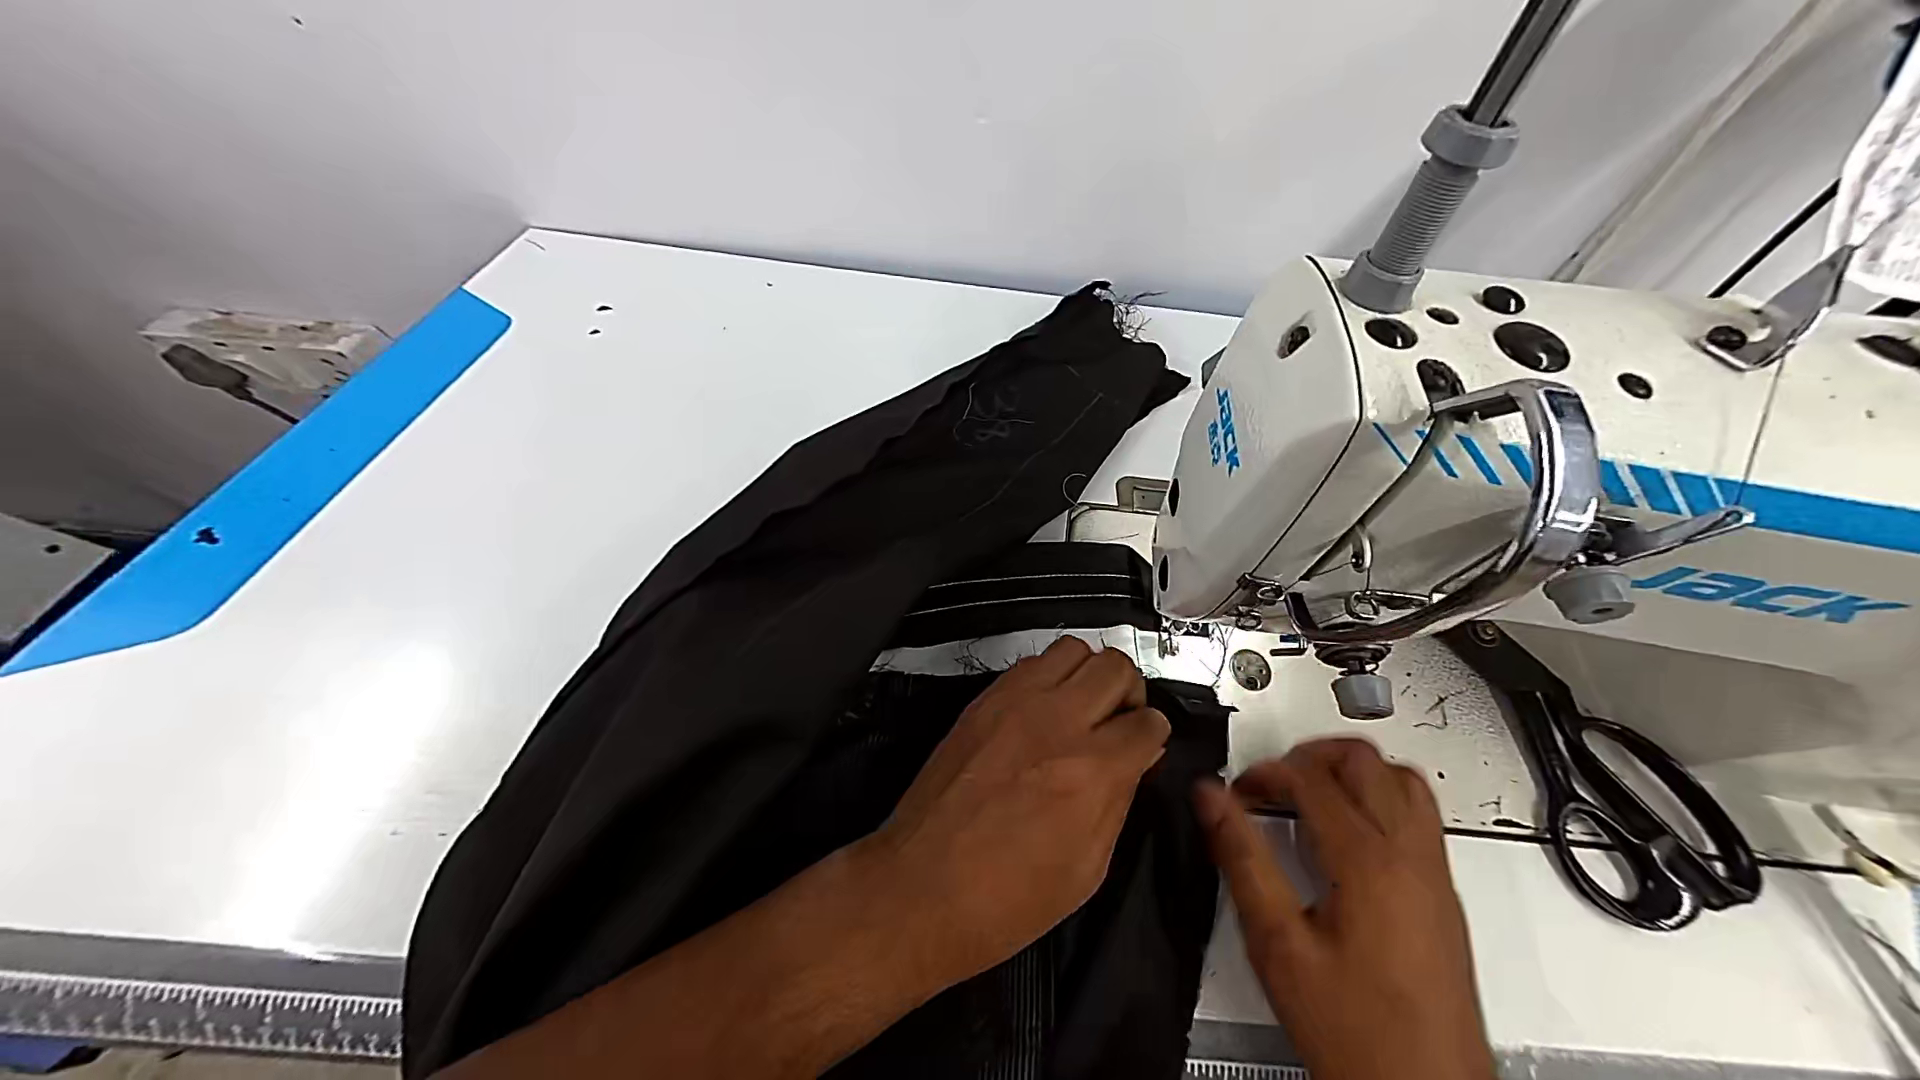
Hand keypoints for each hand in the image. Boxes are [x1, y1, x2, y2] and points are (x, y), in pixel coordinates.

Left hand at [868, 636, 1169, 983]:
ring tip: (1084, 706)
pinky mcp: (981, 703)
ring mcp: (1012, 706)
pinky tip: (1045, 709)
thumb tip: (1135, 763)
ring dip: (1088, 673)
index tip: (1147, 742)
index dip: (1154, 734)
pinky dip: (1047, 677)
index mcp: (1090, 771)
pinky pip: (1028, 664)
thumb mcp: (1087, 868)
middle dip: (1129, 692)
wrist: (922, 887)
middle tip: (1120, 719)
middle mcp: (1054, 724)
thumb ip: (1119, 802)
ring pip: (1072, 649)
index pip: (1147, 722)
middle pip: (1115, 667)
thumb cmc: (1000, 897)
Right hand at [1195, 739, 1493, 1079]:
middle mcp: (1411, 859)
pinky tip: (1346, 828)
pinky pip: (1419, 814)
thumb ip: (1241, 857)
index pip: (1312, 778)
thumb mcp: (1277, 943)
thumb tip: (1210, 800)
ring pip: (1403, 780)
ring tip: (1309, 787)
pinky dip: (1379, 795)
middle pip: (1365, 760)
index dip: (1265, 772)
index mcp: (1368, 863)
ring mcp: (1434, 875)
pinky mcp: (1443, 895)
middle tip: (1272, 776)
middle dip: (1309, 754)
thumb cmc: (1359, 1035)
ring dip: (1350, 768)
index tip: (1240, 790)